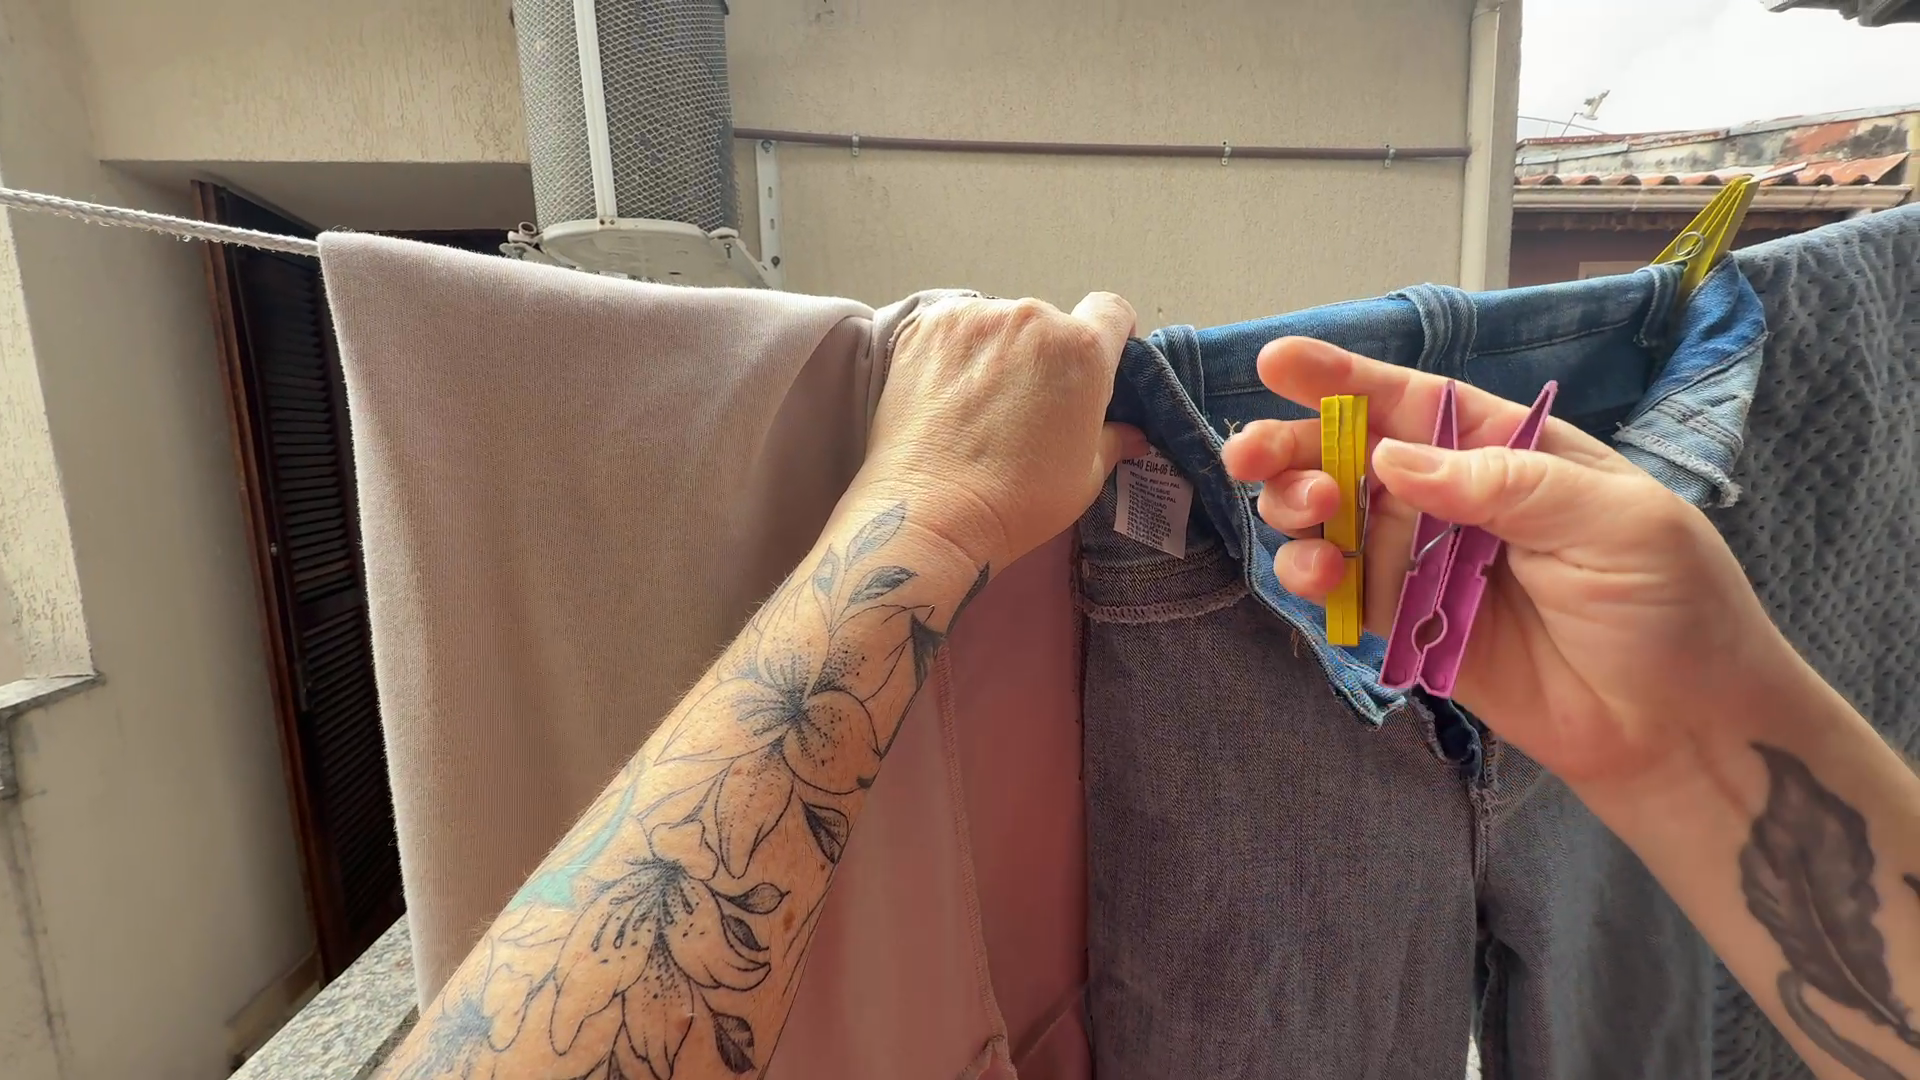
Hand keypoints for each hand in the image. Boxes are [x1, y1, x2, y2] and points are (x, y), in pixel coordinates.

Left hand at [854, 293, 1147, 569]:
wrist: (931, 513)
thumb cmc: (1018, 501)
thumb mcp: (1084, 478)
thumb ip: (1113, 440)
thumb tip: (1134, 433)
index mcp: (1081, 349)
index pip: (1111, 311)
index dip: (1107, 335)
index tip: (1090, 364)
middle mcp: (1030, 318)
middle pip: (1047, 323)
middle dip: (1043, 356)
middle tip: (1023, 405)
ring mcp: (971, 319)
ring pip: (996, 325)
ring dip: (995, 352)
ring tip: (975, 405)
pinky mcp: (922, 329)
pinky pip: (950, 331)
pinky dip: (952, 355)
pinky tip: (942, 396)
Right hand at [1221, 338, 1796, 795]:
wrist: (1668, 728)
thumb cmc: (1667, 605)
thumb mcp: (1614, 521)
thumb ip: (1504, 482)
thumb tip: (1389, 460)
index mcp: (1495, 450)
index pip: (1406, 401)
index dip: (1339, 377)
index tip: (1274, 361)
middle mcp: (1439, 496)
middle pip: (1342, 455)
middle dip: (1288, 447)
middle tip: (1247, 454)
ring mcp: (1408, 557)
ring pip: (1321, 517)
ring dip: (1291, 507)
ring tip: (1307, 518)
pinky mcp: (1390, 614)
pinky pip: (1330, 584)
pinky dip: (1306, 574)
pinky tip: (1317, 577)